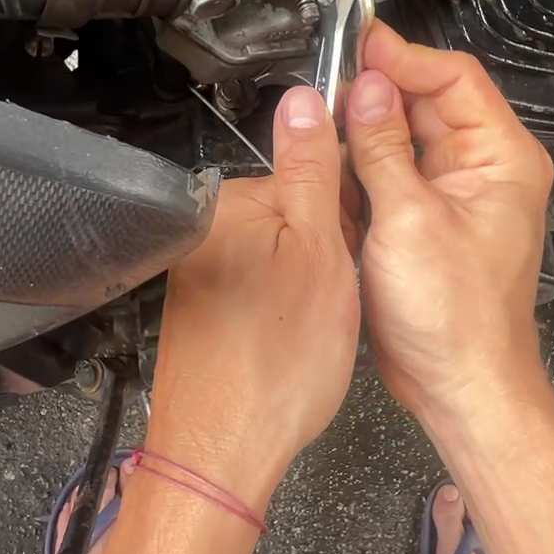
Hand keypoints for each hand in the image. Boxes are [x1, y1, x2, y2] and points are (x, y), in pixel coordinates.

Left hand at [148, 87, 360, 508]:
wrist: (223, 454)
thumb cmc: (274, 364)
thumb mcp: (320, 253)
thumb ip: (312, 172)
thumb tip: (305, 98)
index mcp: (228, 203)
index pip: (303, 175)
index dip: (343, 213)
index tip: (355, 248)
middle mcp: (203, 232)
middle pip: (289, 215)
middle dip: (323, 249)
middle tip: (334, 297)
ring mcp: (198, 273)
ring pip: (277, 257)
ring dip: (304, 283)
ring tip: (311, 328)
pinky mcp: (201, 310)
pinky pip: (256, 290)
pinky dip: (279, 309)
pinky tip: (287, 343)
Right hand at [343, 24, 553, 424]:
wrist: (458, 384)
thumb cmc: (455, 316)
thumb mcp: (408, 220)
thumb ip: (383, 148)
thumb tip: (364, 91)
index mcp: (500, 158)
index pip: (455, 78)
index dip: (404, 58)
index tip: (359, 46)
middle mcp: (481, 169)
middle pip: (428, 103)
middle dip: (378, 90)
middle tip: (330, 78)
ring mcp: (451, 195)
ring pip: (405, 137)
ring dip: (367, 126)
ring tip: (325, 113)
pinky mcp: (424, 219)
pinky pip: (393, 173)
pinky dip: (364, 163)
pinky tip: (334, 157)